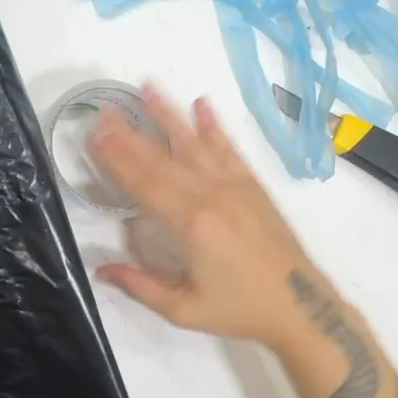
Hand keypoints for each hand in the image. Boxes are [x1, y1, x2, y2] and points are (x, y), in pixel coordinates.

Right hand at [87, 86, 319, 347]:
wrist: (302, 309)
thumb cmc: (239, 310)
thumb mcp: (183, 310)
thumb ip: (140, 286)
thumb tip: (99, 268)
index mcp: (190, 224)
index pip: (143, 184)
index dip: (116, 160)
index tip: (95, 136)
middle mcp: (211, 196)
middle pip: (161, 159)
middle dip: (130, 133)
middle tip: (105, 110)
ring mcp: (234, 187)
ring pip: (194, 144)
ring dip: (168, 115)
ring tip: (148, 86)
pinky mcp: (252, 186)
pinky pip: (229, 150)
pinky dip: (214, 126)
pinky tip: (201, 105)